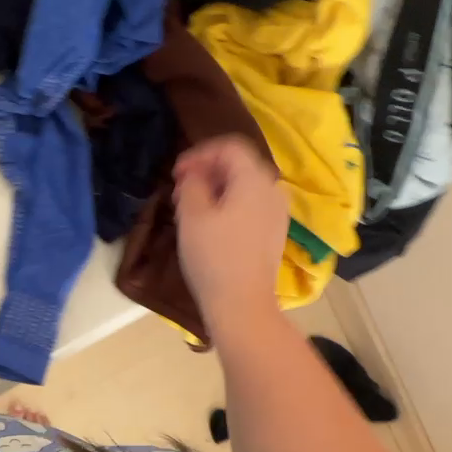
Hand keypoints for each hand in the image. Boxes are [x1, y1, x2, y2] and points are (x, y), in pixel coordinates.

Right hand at [172, 135, 288, 333]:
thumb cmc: (213, 258)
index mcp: (254, 179)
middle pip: (239, 166)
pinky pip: (250, 207)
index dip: (199, 154)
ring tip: (192, 210)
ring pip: (244, 188)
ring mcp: (277, 213)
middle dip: (207, 172)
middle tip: (179, 191)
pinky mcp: (273, 233)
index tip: (175, 172)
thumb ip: (191, 185)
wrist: (242, 304)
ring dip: (216, 191)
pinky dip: (229, 207)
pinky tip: (211, 228)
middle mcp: (272, 189)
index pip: (229, 147)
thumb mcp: (192, 217)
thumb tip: (194, 175)